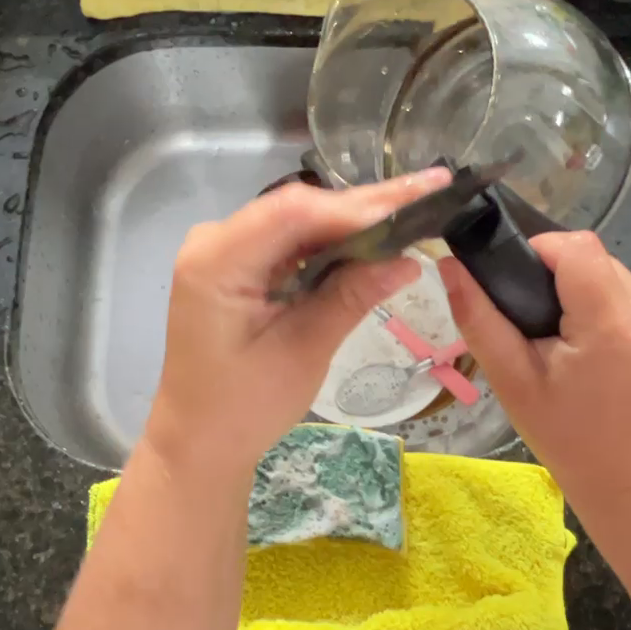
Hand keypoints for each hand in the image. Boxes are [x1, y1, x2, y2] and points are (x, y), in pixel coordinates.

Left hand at [144, 168, 452, 475]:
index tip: (414, 203)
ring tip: (414, 206)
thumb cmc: (244, 408)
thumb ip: (351, 296)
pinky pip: (290, 240)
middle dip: (365, 205)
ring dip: (354, 219)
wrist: (200, 441)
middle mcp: (214, 241)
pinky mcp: (238, 265)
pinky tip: (375, 233)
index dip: (358, 206)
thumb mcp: (304, 351)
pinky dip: (332, 240)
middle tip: (431, 189)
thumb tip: (409, 259)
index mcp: (217, 261)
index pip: (294, 211)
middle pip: (297, 208)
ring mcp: (224, 250)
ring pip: (299, 219)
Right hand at [441, 232, 630, 508]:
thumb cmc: (560, 431)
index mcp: (612, 325)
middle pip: (591, 257)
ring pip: (606, 268)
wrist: (620, 470)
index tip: (516, 287)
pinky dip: (596, 300)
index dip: (540, 253)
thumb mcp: (510, 379)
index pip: (577, 248)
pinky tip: (584, 336)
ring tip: (556, 332)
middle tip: (531, 320)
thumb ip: (480, 319)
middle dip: (555, 276)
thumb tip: (448, 265)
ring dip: (576, 288)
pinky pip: (621, 287)